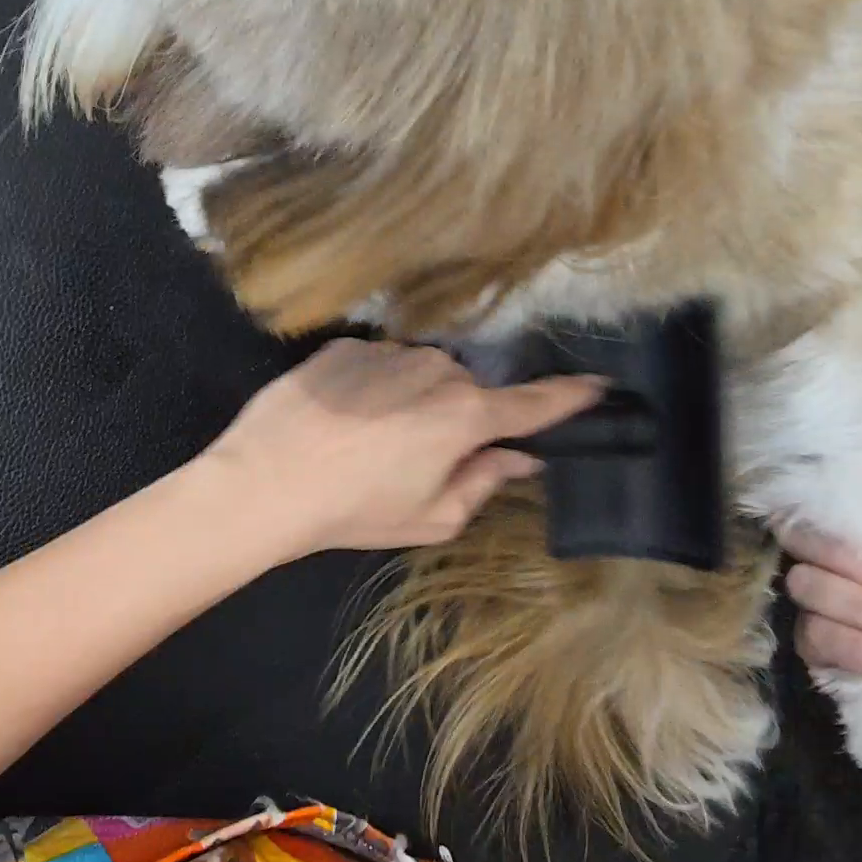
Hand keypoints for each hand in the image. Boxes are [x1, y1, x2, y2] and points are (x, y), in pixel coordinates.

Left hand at [201, 338, 604, 556]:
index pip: (533, 403)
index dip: (568, 396)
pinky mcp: (343, 345)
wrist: (264, 481)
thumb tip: (520, 459)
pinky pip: (377, 364)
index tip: (596, 384)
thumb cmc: (354, 509)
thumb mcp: (430, 516)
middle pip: (465, 391)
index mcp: (465, 416)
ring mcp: (386, 351)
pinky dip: (371, 387)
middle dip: (454, 418)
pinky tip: (340, 418)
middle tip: (415, 458)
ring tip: (367, 440)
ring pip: (419, 374)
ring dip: (410, 399)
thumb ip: (484, 482)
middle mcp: (435, 370)